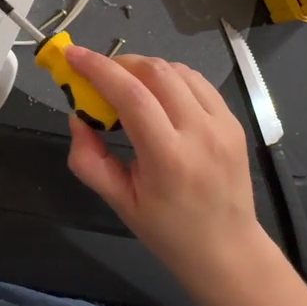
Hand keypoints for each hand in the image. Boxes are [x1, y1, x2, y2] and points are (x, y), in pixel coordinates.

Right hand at [63, 48, 262, 274]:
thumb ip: (89, 159)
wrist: (227, 250)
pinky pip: (197, 81)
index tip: (72, 55)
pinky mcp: (234, 121)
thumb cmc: (167, 231)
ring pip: (178, 70)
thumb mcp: (118, 201)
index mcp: (168, 158)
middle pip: (156, 72)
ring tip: (126, 86)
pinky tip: (157, 95)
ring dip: (145, 68)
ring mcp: (223, 124)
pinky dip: (169, 77)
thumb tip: (78, 118)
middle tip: (98, 76)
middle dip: (119, 63)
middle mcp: (200, 133)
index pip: (132, 96)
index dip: (98, 69)